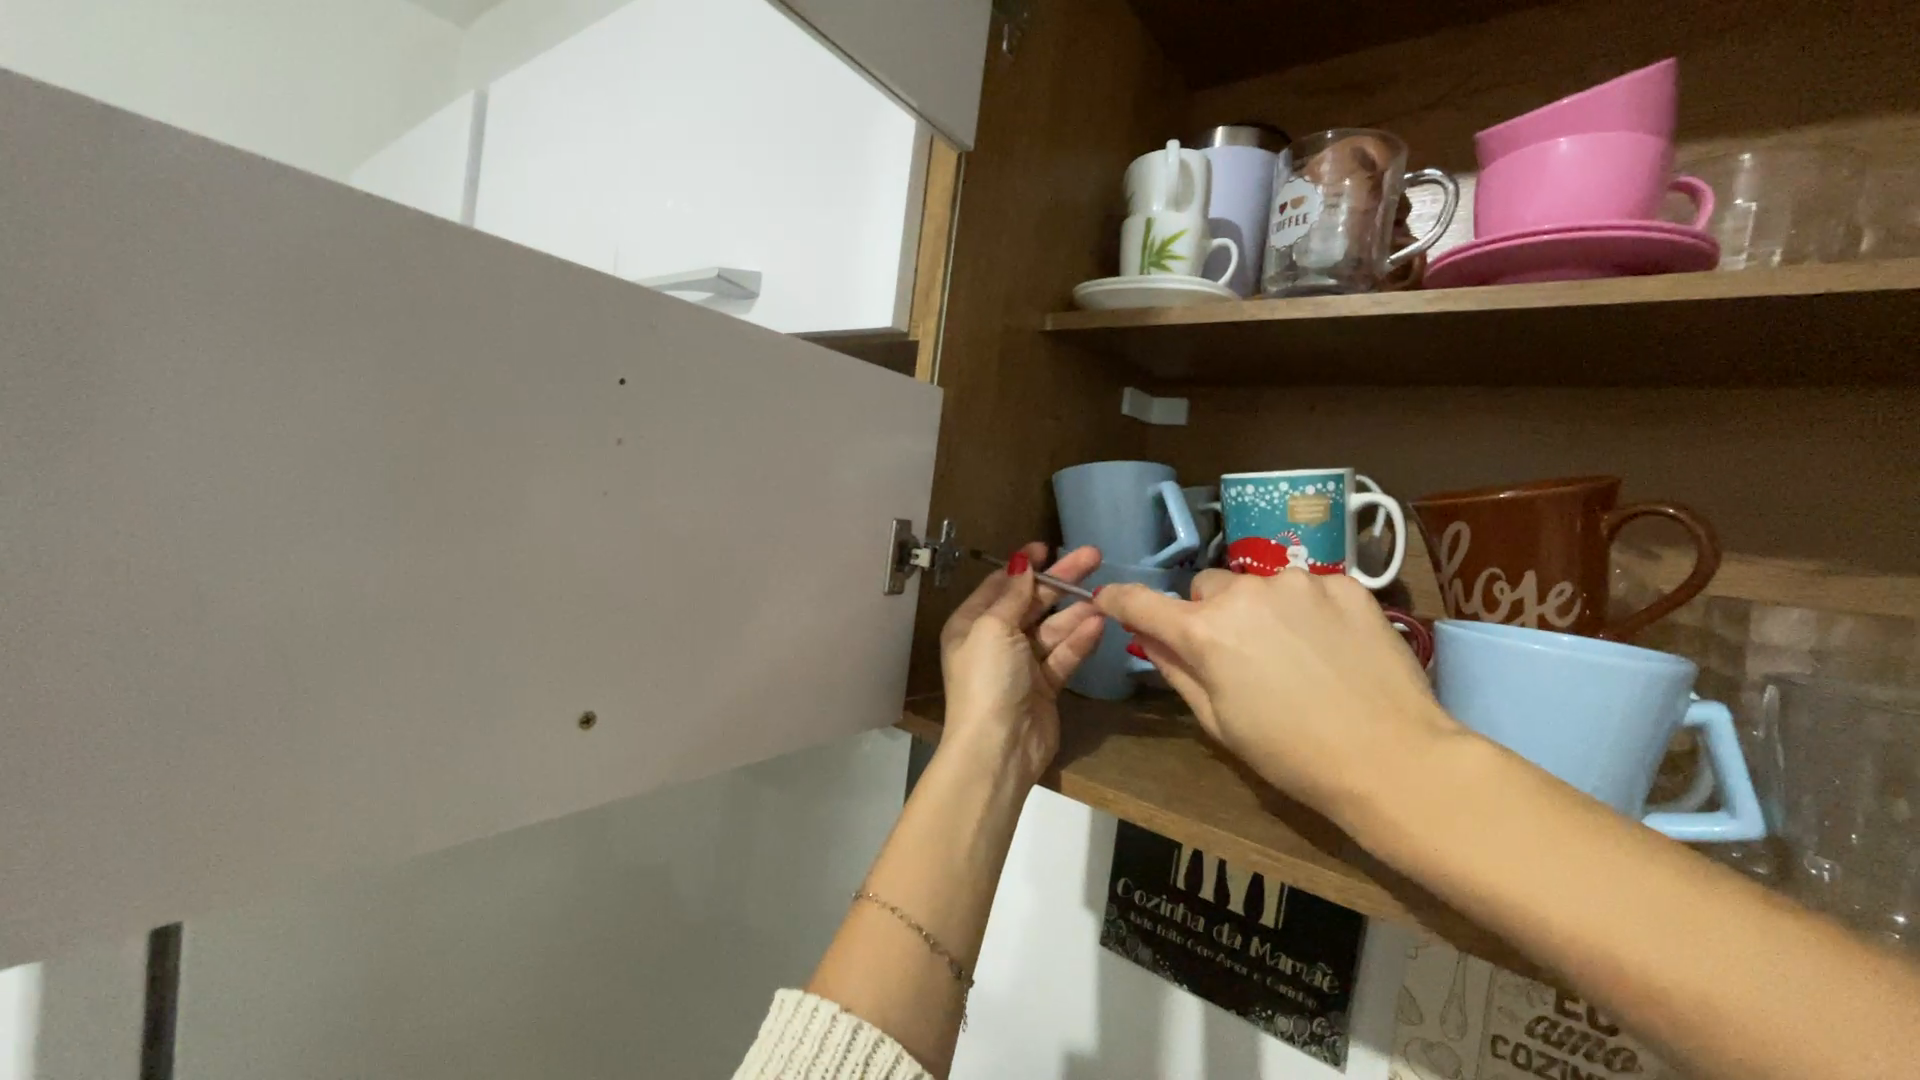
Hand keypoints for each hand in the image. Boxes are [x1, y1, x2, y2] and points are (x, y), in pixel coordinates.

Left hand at [939, 543, 1103, 786]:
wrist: (999, 747)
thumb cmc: (988, 679)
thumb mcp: (992, 627)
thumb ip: (1012, 594)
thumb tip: (1021, 562)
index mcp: (972, 624)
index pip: (1000, 585)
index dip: (1024, 565)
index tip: (1048, 547)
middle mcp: (995, 641)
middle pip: (1031, 603)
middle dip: (1060, 581)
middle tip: (1092, 556)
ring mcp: (1021, 665)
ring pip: (1052, 629)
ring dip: (1075, 611)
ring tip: (1102, 593)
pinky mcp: (1045, 686)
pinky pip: (1063, 655)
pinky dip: (1079, 639)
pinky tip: (1099, 622)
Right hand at [1096, 569, 1459, 826]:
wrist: (1392, 757)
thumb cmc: (1291, 753)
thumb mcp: (1218, 722)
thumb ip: (1176, 670)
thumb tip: (1148, 637)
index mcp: (1204, 632)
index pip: (1141, 602)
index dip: (1118, 599)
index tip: (1108, 599)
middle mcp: (1244, 593)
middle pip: (1207, 589)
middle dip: (1211, 613)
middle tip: (1237, 655)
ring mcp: (1298, 582)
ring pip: (1259, 586)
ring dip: (1261, 609)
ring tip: (1294, 654)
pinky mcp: (1344, 583)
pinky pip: (1307, 587)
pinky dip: (1307, 609)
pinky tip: (1330, 646)